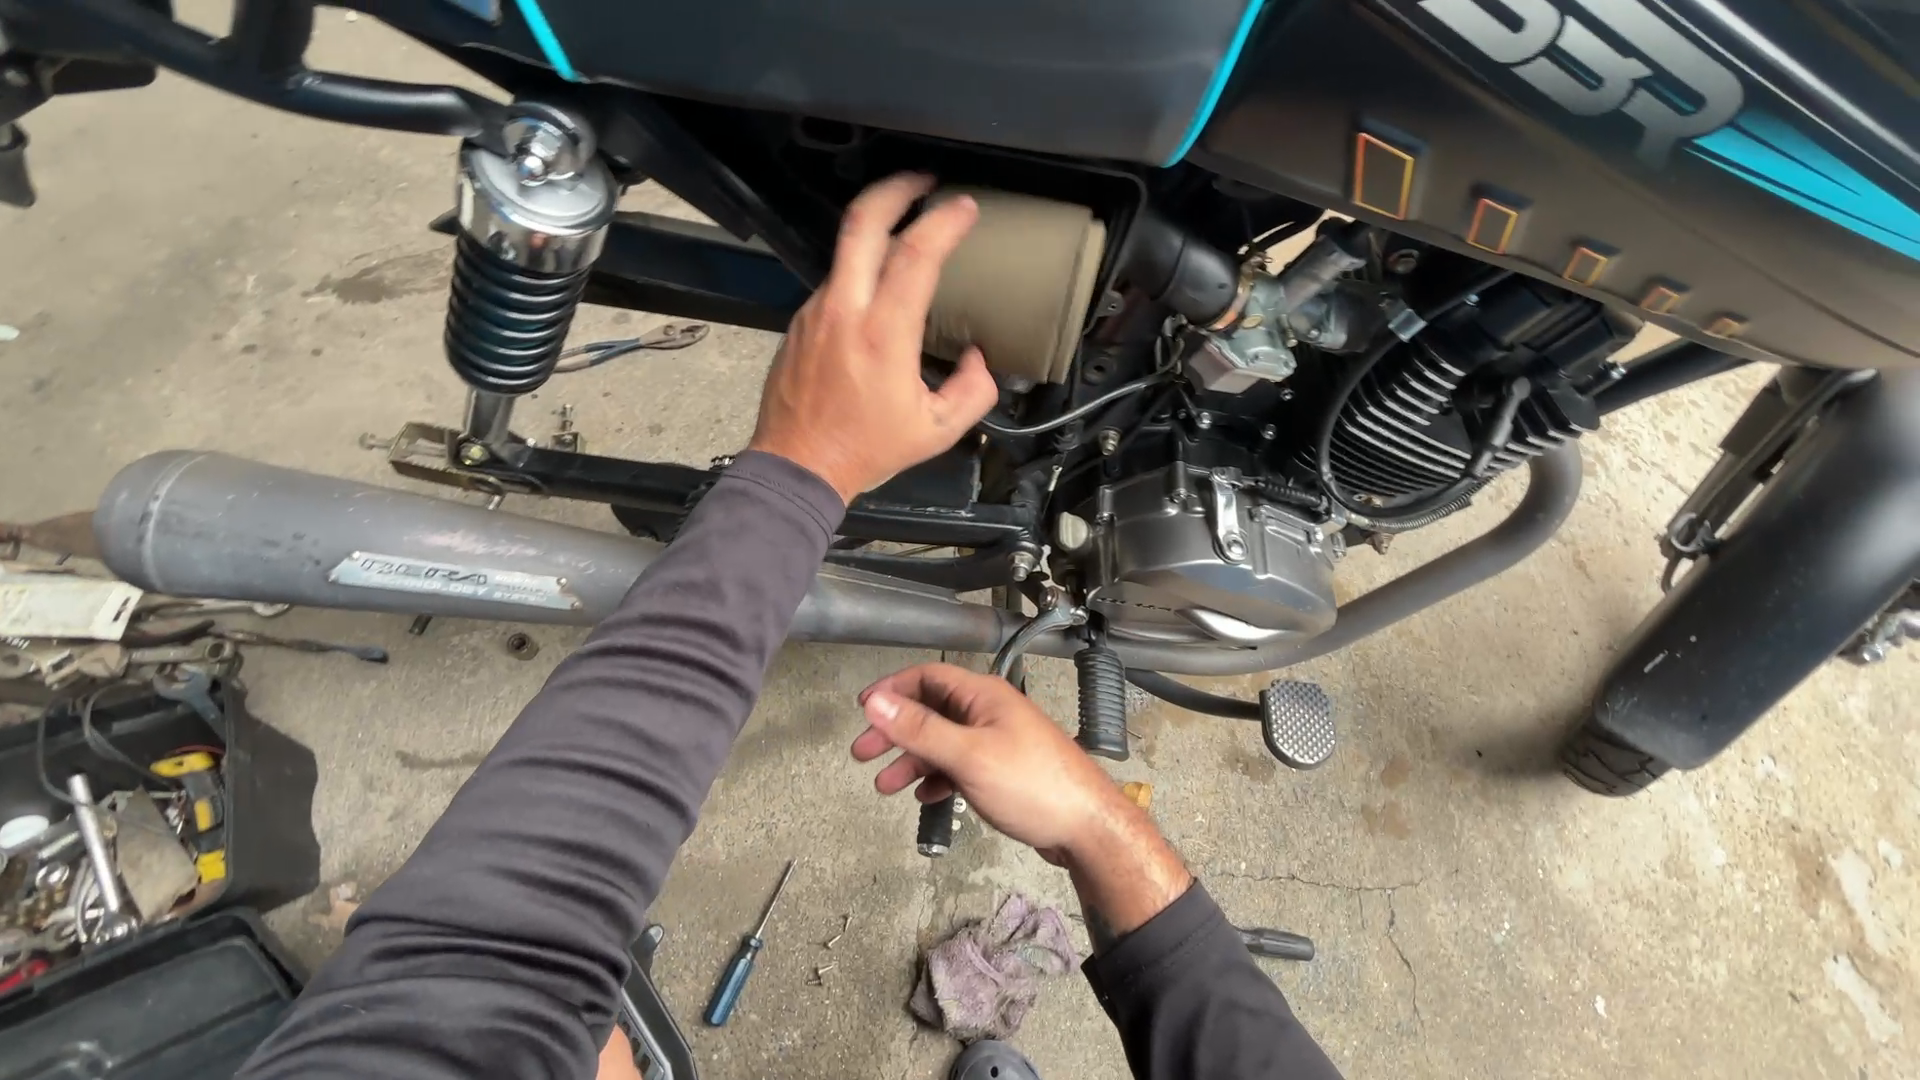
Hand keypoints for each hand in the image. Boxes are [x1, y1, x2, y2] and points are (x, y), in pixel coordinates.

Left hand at [747, 174, 1000, 503]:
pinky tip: (876, 289)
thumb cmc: (866, 450)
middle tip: (924, 180)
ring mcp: (814, 313)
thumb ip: (973, 390)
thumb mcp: (937, 431)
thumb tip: (978, 358)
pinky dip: (859, 271)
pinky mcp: (799, 323)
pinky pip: (834, 283)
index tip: (965, 208)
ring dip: (876, 230)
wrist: (797, 466)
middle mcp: (843, 310)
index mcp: (882, 334)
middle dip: (896, 188)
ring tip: (904, 231)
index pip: (916, 254)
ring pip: (845, 250)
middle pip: (862, 222)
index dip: (944, 221)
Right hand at [852, 663, 1192, 939]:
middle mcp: (989, 711)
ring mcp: (997, 741)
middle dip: (895, 731)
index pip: (928, 677)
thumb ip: (920, 729)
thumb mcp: (968, 755)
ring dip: (913, 760)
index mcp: (982, 695)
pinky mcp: (1003, 769)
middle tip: (862, 753)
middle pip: (931, 711)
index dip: (892, 690)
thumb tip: (875, 701)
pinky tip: (926, 797)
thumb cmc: (1029, 783)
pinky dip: (939, 777)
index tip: (862, 710)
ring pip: (944, 742)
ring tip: (884, 786)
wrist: (1087, 827)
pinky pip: (961, 765)